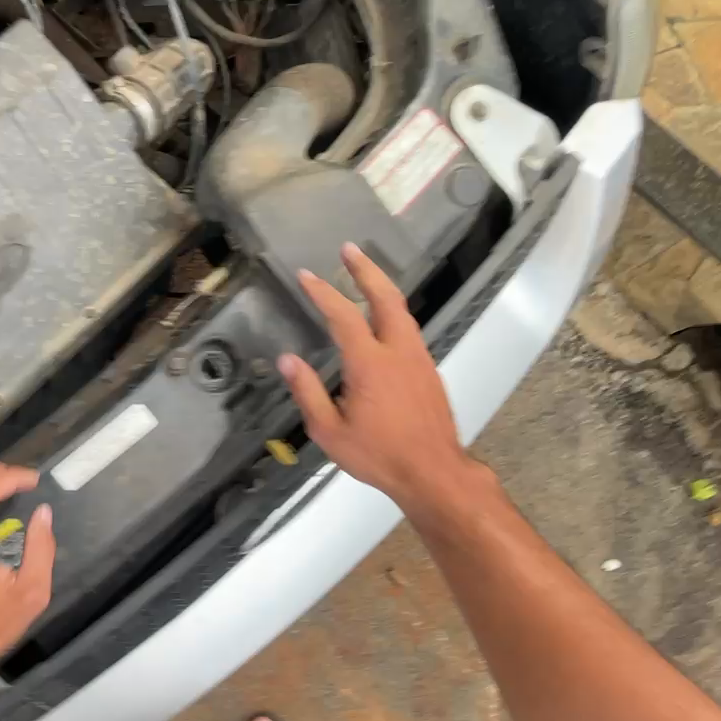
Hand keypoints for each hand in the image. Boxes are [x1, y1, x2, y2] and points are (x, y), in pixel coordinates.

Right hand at [276, 242, 485, 516]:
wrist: (432, 471)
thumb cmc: (376, 454)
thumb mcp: (329, 430)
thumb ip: (307, 392)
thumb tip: (288, 360)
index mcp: (369, 364)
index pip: (344, 316)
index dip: (323, 292)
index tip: (306, 275)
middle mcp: (398, 351)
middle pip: (386, 297)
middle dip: (366, 270)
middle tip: (349, 249)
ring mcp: (418, 358)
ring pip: (402, 311)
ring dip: (382, 288)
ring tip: (364, 275)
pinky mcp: (428, 370)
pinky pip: (408, 330)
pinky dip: (391, 312)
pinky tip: (382, 319)